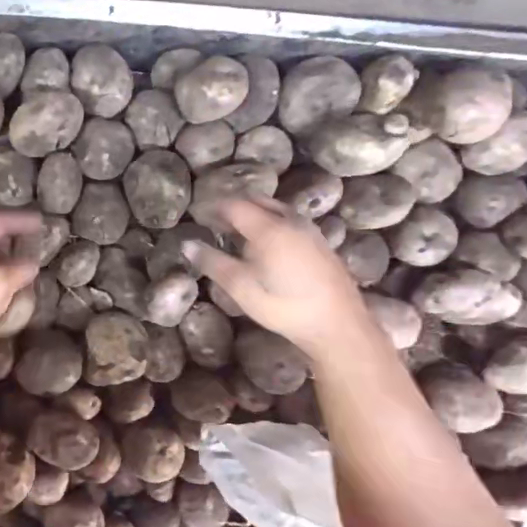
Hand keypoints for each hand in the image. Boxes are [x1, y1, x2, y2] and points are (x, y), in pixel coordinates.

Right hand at [183, 197, 375, 357]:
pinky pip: (289, 221)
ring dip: (254, 214)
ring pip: (276, 209)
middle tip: (214, 221)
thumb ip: (213, 263)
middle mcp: (291, 221)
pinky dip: (271, 222)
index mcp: (269, 229)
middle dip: (233, 207)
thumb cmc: (285, 307)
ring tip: (236, 231)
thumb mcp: (242, 289)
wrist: (339, 324)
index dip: (213, 208)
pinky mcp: (320, 243)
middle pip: (257, 201)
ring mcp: (309, 231)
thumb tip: (187, 244)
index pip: (234, 206)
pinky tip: (266, 244)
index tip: (197, 216)